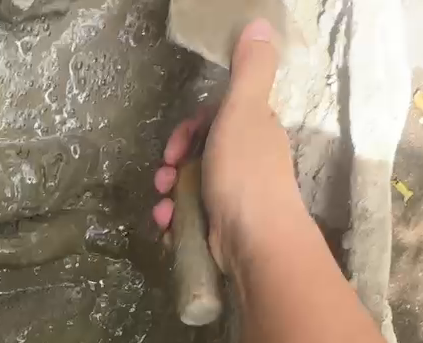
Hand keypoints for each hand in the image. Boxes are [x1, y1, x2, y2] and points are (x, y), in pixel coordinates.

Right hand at [151, 17, 308, 273]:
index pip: (212, 122)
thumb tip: (260, 23)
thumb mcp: (244, 111)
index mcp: (250, 131)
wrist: (252, 240)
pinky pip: (185, 219)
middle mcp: (241, 162)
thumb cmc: (245, 174)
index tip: (174, 146)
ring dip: (166, 198)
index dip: (187, 130)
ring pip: (185, 190)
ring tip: (163, 210)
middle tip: (163, 180)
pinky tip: (167, 228)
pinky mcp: (216, 228)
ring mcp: (228, 197)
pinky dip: (171, 223)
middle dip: (171, 167)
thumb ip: (249, 70)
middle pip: (194, 156)